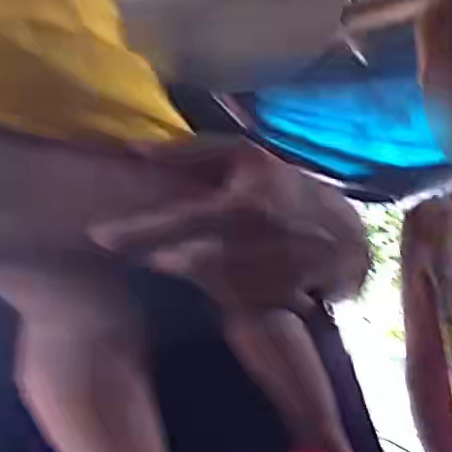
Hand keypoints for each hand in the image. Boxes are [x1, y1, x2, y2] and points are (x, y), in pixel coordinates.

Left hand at [87, 138, 370, 309]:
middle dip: (169, 260)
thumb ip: (193, 151)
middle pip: (195, 261)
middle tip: (149, 257)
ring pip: (216, 284)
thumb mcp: (249, 157)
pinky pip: (242, 300)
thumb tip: (134, 152)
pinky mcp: (286, 297)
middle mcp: (260, 242)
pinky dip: (225, 293)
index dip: (138, 231)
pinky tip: (222, 281)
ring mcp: (274, 273)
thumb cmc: (293, 192)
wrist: (351, 241)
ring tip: (186, 266)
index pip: (181, 220)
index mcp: (245, 205)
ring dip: (197, 279)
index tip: (100, 238)